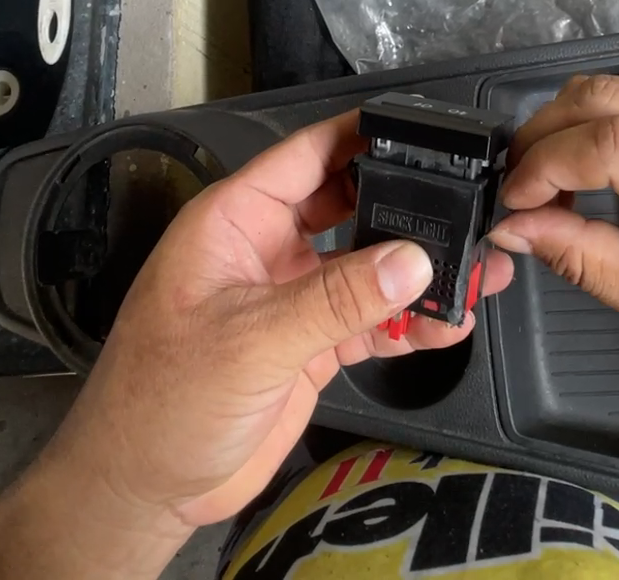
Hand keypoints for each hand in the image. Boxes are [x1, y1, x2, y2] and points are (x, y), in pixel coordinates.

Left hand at [37, 111, 512, 534]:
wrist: (143, 489)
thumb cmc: (162, 401)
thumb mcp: (251, 340)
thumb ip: (336, 301)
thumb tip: (413, 260)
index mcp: (237, 219)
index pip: (307, 155)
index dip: (360, 134)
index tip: (420, 129)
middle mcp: (269, 247)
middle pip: (350, 204)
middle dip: (405, 205)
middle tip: (465, 204)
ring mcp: (293, 295)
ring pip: (368, 266)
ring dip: (417, 271)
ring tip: (475, 271)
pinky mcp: (312, 342)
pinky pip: (371, 319)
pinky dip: (408, 322)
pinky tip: (446, 324)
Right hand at [489, 75, 618, 380]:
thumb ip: (587, 261)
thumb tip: (511, 225)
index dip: (551, 163)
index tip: (515, 200)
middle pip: (610, 98)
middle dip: (545, 135)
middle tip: (521, 186)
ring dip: (566, 125)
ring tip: (552, 180)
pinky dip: (596, 121)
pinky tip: (590, 164)